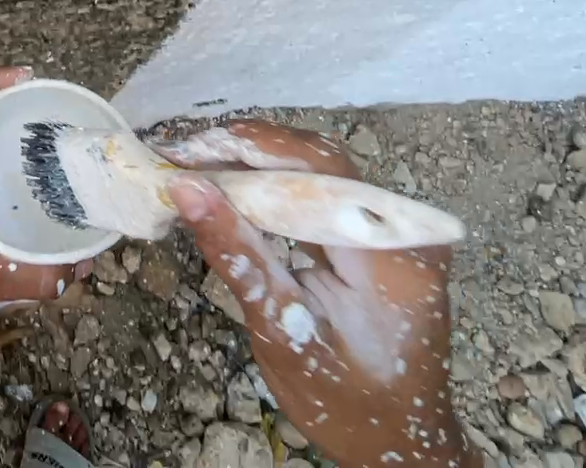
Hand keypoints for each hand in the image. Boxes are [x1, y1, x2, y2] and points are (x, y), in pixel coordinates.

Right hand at [161, 122, 475, 467]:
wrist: (399, 446)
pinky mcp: (376, 235)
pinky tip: (231, 185)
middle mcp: (402, 230)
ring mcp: (393, 231)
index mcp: (390, 254)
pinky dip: (270, 183)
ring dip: (253, 162)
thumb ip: (236, 253)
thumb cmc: (342, 402)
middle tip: (183, 154)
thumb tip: (184, 185)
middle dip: (245, 149)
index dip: (253, 148)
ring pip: (315, 168)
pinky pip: (318, 190)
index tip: (190, 150)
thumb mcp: (280, 331)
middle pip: (317, 159)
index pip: (320, 168)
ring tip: (196, 163)